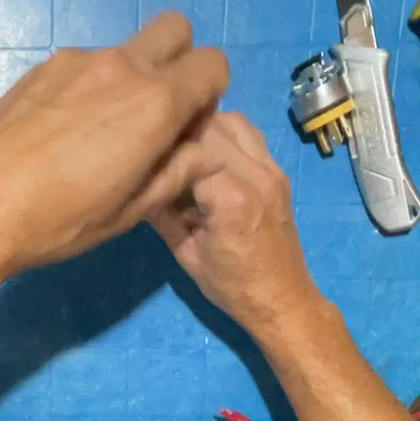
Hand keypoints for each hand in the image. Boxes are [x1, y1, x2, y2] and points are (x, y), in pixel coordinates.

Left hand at [0, 12, 229, 294]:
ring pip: (125, 51)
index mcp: (154, 103)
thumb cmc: (58, 223)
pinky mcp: (40, 69)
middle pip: (175, 30)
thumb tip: (203, 152)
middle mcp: (120, 66)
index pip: (213, 65)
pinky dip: (90, 88)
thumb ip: (176, 174)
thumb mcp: (128, 213)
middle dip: (179, 64)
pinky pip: (84, 65)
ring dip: (129, 81)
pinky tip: (60, 135)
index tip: (185, 131)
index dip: (209, 97)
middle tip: (155, 117)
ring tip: (96, 138)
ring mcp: (75, 61)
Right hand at [148, 112, 320, 331]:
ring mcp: (272, 170)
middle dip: (182, 134)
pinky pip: (251, 136)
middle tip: (160, 152)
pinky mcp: (278, 173)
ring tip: (184, 150)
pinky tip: (209, 156)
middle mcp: (256, 175)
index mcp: (231, 199)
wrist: (281, 299)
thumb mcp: (187, 255)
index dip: (164, 150)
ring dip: (207, 128)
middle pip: (212, 126)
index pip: (191, 149)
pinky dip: (227, 137)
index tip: (144, 160)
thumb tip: (138, 187)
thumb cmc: (231, 286)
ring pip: (235, 121)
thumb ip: (163, 216)